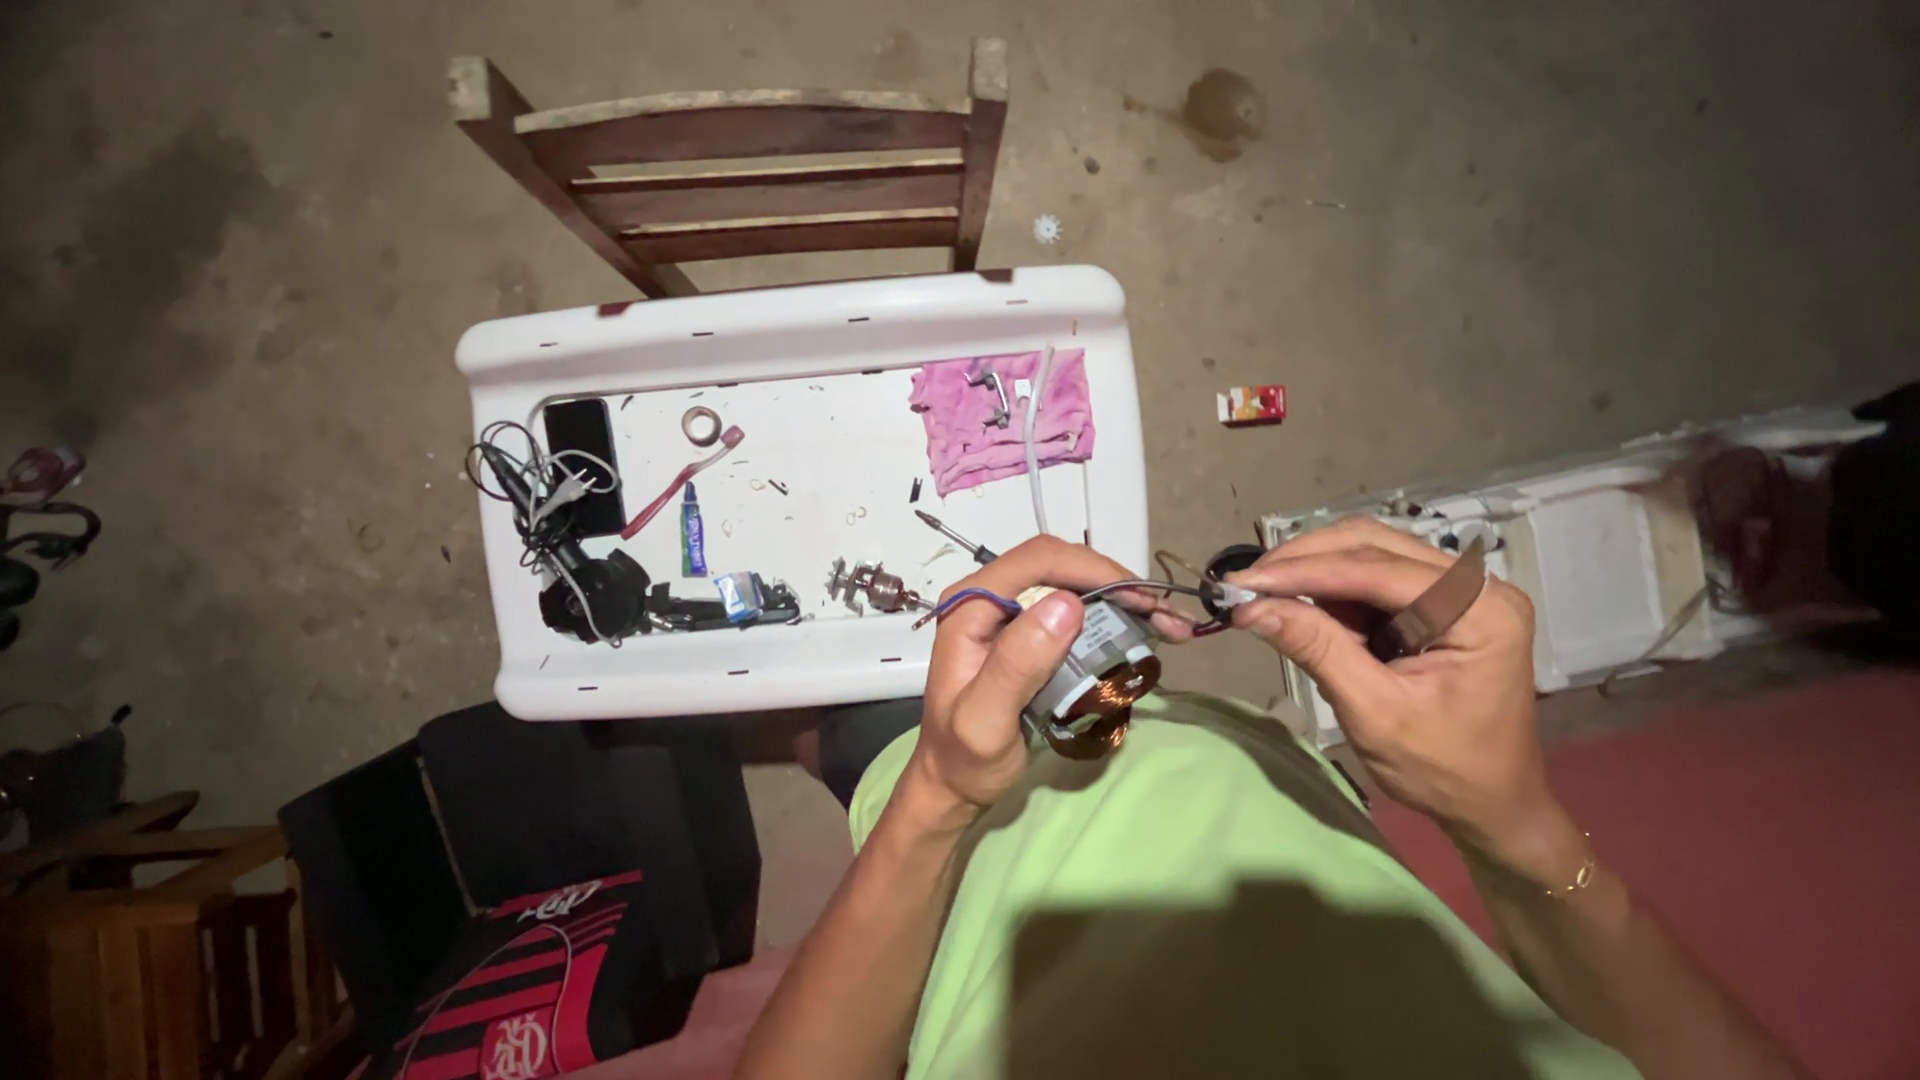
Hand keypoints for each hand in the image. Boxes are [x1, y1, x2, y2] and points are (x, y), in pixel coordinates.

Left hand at [900, 536, 1192, 833]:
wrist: (954, 782)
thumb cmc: (964, 756)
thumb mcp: (985, 718)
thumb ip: (1018, 663)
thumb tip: (1068, 604)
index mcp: (970, 606)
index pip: (1037, 561)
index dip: (1092, 570)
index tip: (1140, 599)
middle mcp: (990, 598)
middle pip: (1061, 566)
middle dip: (1117, 583)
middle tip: (1166, 616)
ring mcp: (1012, 615)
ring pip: (1075, 586)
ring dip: (1124, 600)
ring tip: (1170, 625)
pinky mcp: (1032, 634)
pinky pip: (1078, 613)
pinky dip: (1116, 620)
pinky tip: (1149, 634)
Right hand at [1226, 518, 1562, 865]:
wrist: (1488, 802)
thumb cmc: (1442, 767)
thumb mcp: (1373, 712)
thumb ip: (1316, 650)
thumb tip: (1249, 609)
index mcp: (1480, 609)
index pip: (1378, 571)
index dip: (1305, 571)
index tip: (1242, 582)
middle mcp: (1473, 584)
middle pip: (1372, 544)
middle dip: (1304, 560)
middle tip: (1246, 584)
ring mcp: (1454, 589)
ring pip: (1366, 551)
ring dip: (1310, 569)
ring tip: (1263, 594)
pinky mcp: (1431, 601)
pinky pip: (1367, 576)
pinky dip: (1325, 588)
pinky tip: (1296, 605)